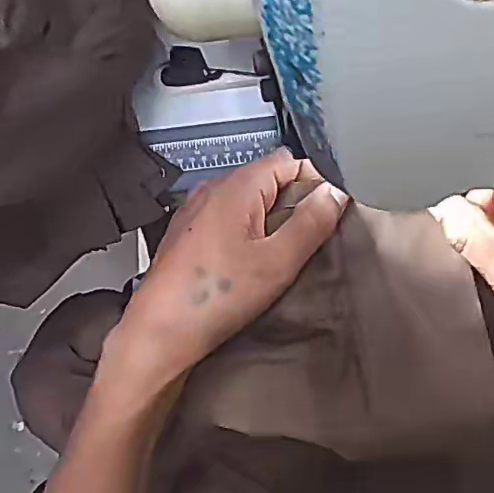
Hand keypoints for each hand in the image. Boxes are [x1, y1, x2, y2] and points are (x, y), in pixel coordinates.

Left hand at [102, 149, 348, 394]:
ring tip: (276, 261)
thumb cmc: (212, 296)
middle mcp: (212, 190)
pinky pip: (229, 222)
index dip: (316, 183)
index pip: (290, 161)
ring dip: (270, 224)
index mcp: (236, 186)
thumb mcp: (277, 262)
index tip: (328, 212)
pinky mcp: (189, 235)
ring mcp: (197, 212)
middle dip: (294, 206)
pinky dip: (247, 236)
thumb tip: (334, 193)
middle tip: (304, 244)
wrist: (159, 331)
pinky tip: (248, 268)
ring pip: (249, 203)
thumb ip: (311, 223)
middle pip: (269, 180)